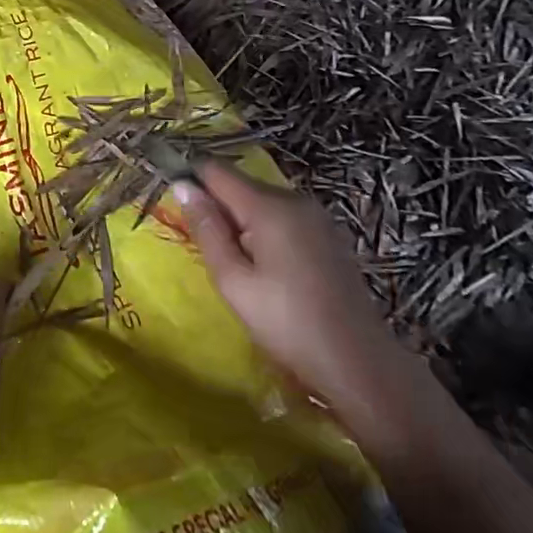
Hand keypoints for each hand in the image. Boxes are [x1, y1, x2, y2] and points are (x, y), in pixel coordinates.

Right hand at [172, 161, 388, 402]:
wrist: (359, 362)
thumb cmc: (286, 323)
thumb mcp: (233, 281)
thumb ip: (206, 229)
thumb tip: (182, 186)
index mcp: (269, 206)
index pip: (216, 170)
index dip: (190, 178)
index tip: (173, 203)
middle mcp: (294, 198)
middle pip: (240, 184)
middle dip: (217, 206)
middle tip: (209, 251)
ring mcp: (316, 215)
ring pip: (261, 201)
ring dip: (240, 220)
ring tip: (238, 265)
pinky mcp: (327, 233)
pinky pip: (283, 216)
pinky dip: (264, 230)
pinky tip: (267, 269)